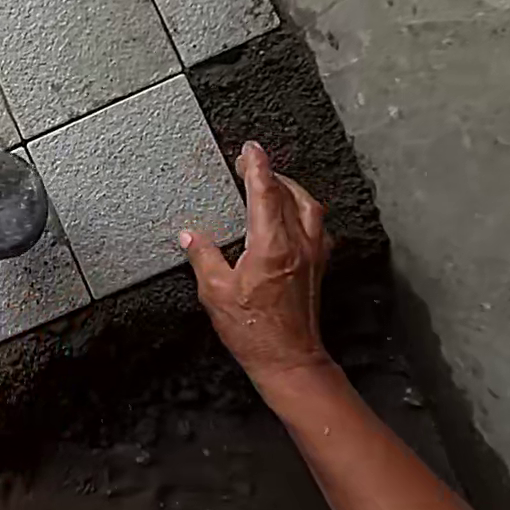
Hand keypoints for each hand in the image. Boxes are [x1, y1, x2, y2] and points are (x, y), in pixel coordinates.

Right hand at [181, 141, 334, 390]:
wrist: (289, 360)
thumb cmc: (255, 333)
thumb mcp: (216, 293)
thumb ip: (203, 257)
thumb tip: (190, 236)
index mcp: (271, 245)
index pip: (265, 191)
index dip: (256, 165)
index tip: (249, 149)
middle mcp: (297, 244)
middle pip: (288, 193)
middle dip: (270, 172)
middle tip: (252, 164)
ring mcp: (312, 254)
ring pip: (308, 206)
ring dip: (291, 188)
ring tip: (274, 182)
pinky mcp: (318, 266)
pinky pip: (317, 225)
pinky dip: (305, 210)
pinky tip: (294, 216)